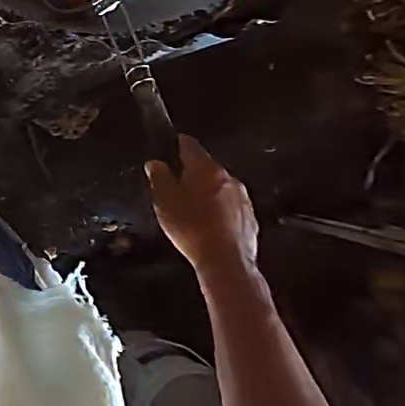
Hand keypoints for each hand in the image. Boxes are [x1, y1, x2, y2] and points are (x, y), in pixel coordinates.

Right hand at [145, 136, 257, 281]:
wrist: (226, 261)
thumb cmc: (191, 227)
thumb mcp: (163, 200)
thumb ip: (158, 177)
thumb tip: (155, 163)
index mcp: (204, 167)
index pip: (189, 144)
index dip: (176, 144)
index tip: (169, 148)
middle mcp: (227, 176)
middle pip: (205, 166)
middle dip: (191, 172)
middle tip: (175, 187)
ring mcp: (241, 196)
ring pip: (219, 186)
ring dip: (206, 192)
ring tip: (191, 211)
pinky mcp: (250, 216)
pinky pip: (230, 206)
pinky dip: (220, 210)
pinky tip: (209, 226)